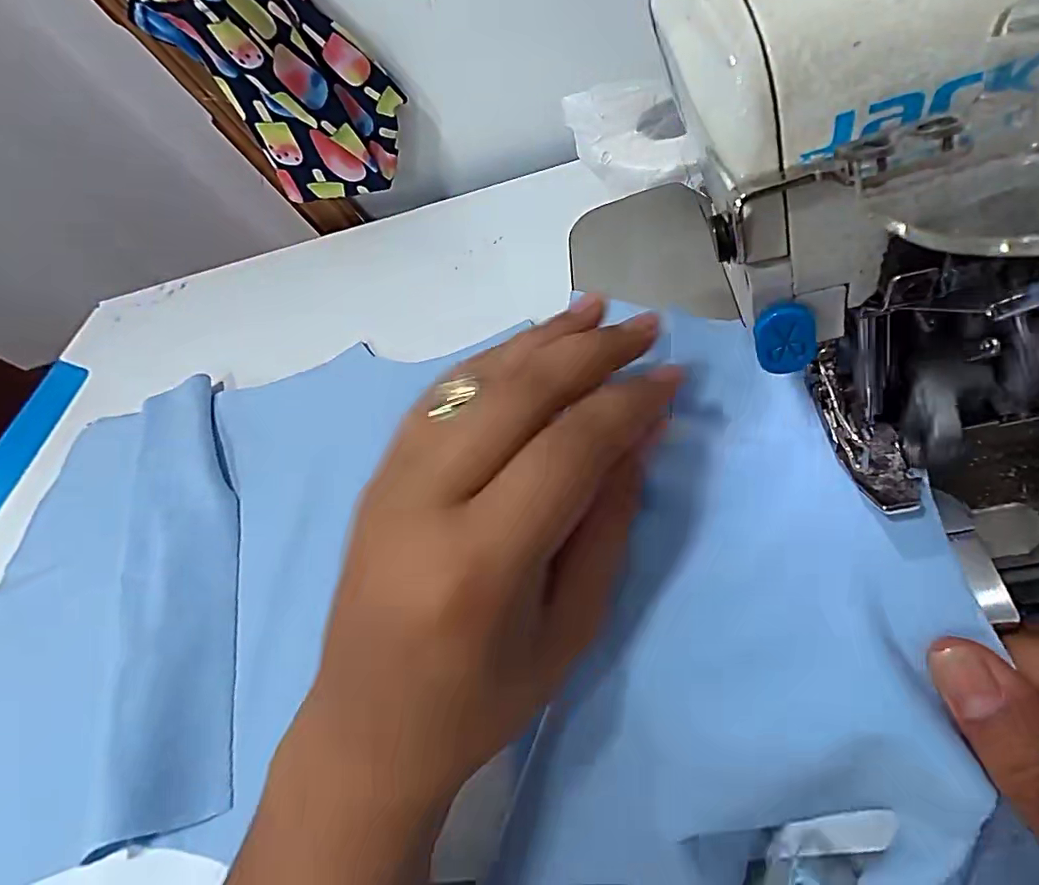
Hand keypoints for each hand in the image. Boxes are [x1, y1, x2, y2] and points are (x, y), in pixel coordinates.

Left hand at [231, 295, 680, 884]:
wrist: (367, 728)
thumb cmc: (484, 700)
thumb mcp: (571, 624)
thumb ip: (607, 518)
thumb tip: (642, 430)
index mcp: (479, 559)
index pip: (568, 447)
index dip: (627, 402)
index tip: (671, 377)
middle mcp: (424, 501)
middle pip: (520, 394)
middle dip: (591, 351)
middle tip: (644, 327)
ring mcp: (391, 478)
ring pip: (477, 380)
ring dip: (541, 339)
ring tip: (594, 310)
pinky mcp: (380, 471)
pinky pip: (444, 394)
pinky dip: (495, 358)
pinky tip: (530, 342)